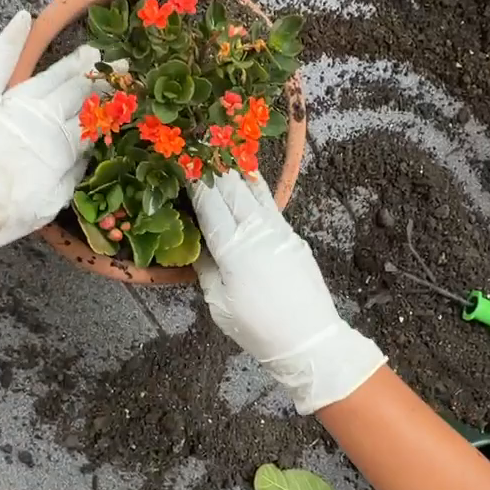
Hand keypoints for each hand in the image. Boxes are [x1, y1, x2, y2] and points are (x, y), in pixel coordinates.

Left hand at [0, 12, 97, 265]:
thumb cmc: (1, 216)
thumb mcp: (50, 205)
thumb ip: (72, 176)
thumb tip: (88, 152)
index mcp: (60, 148)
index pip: (93, 121)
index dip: (112, 107)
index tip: (127, 95)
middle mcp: (40, 120)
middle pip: (77, 94)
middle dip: (101, 79)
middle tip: (120, 66)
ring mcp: (10, 104)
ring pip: (48, 77)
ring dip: (72, 63)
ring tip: (91, 52)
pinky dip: (10, 40)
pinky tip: (24, 18)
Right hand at [190, 171, 385, 413]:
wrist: (308, 339)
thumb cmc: (257, 329)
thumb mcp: (218, 304)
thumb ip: (205, 269)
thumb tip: (197, 244)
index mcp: (232, 249)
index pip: (208, 204)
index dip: (193, 183)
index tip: (182, 165)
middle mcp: (256, 231)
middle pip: (231, 189)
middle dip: (213, 169)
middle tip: (198, 151)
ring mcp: (279, 231)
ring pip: (254, 191)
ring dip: (235, 172)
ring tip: (221, 155)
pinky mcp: (293, 237)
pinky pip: (270, 204)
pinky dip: (256, 188)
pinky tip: (249, 180)